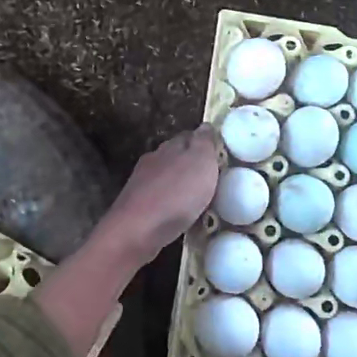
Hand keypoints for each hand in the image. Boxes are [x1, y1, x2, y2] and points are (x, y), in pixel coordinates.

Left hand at [94, 126, 222, 264]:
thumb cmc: (176, 194)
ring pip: (166, 178)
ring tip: (198, 199)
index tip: (220, 155)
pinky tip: (179, 214)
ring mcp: (141, 183)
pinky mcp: (136, 206)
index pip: (190, 136)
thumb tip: (205, 126)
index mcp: (170, 146)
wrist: (137, 230)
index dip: (205, 143)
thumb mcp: (200, 162)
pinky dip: (171, 203)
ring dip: (180, 185)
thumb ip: (204, 143)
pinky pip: (159, 199)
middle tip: (212, 179)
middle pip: (176, 156)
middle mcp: (153, 160)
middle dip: (192, 164)